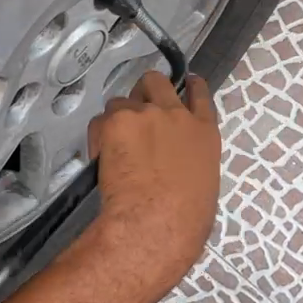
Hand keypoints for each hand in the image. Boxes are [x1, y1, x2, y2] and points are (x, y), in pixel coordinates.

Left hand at [79, 70, 221, 302]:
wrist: (156, 221)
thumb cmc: (187, 218)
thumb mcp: (203, 185)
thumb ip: (191, 163)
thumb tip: (176, 168)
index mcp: (204, 133)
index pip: (199, 95)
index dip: (191, 86)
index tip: (185, 81)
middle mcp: (175, 115)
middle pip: (156, 82)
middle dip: (144, 91)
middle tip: (136, 112)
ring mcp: (144, 114)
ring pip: (122, 100)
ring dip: (118, 117)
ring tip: (115, 145)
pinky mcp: (116, 123)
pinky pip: (100, 121)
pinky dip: (98, 136)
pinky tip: (101, 156)